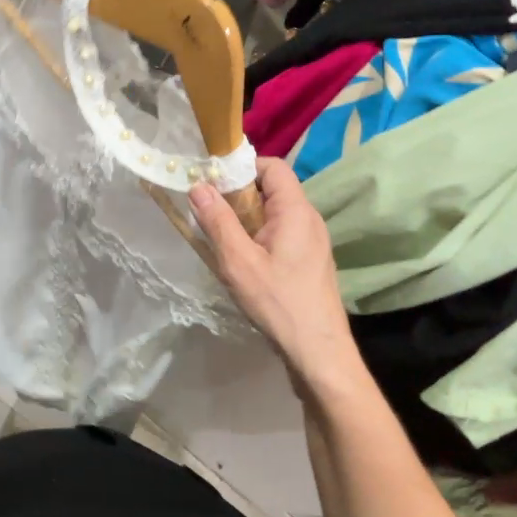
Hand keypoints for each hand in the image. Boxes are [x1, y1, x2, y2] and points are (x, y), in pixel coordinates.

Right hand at [190, 157, 354, 377]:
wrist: (317, 349)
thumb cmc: (277, 302)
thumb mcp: (238, 261)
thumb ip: (218, 222)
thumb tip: (199, 186)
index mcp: (296, 211)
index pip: (273, 167)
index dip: (243, 167)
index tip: (213, 181)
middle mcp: (309, 219)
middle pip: (272, 189)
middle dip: (239, 195)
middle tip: (210, 213)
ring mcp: (312, 241)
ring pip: (275, 214)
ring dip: (247, 219)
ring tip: (221, 239)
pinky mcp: (310, 261)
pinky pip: (281, 234)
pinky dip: (259, 237)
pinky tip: (242, 262)